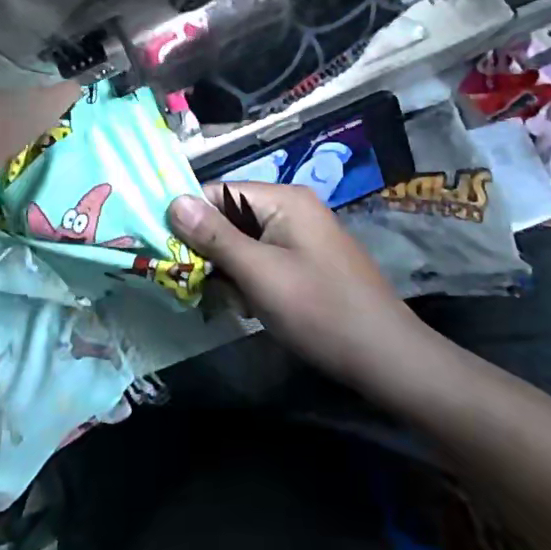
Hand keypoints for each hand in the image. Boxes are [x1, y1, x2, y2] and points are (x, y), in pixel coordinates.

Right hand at [167, 182, 421, 381]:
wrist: (386, 357)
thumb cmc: (319, 310)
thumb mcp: (259, 273)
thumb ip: (214, 237)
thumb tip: (173, 201)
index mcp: (283, 199)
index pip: (218, 192)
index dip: (189, 218)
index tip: (164, 249)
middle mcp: (292, 208)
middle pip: (230, 217)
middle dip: (209, 250)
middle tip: (196, 284)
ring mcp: (302, 236)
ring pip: (244, 242)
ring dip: (228, 270)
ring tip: (230, 302)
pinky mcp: (307, 262)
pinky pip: (263, 259)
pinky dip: (249, 280)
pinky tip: (249, 307)